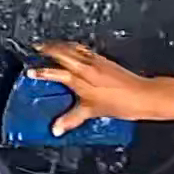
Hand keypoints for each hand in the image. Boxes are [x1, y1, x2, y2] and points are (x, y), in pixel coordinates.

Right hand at [30, 41, 173, 132]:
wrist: (144, 95)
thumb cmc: (119, 103)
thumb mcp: (91, 112)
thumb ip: (71, 119)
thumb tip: (56, 128)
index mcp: (79, 79)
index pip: (54, 72)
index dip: (40, 72)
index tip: (30, 72)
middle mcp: (84, 66)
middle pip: (60, 52)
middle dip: (46, 48)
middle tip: (35, 48)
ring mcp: (94, 60)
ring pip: (71, 47)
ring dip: (58, 44)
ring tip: (49, 44)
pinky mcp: (102, 58)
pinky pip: (81, 48)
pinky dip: (72, 46)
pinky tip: (71, 48)